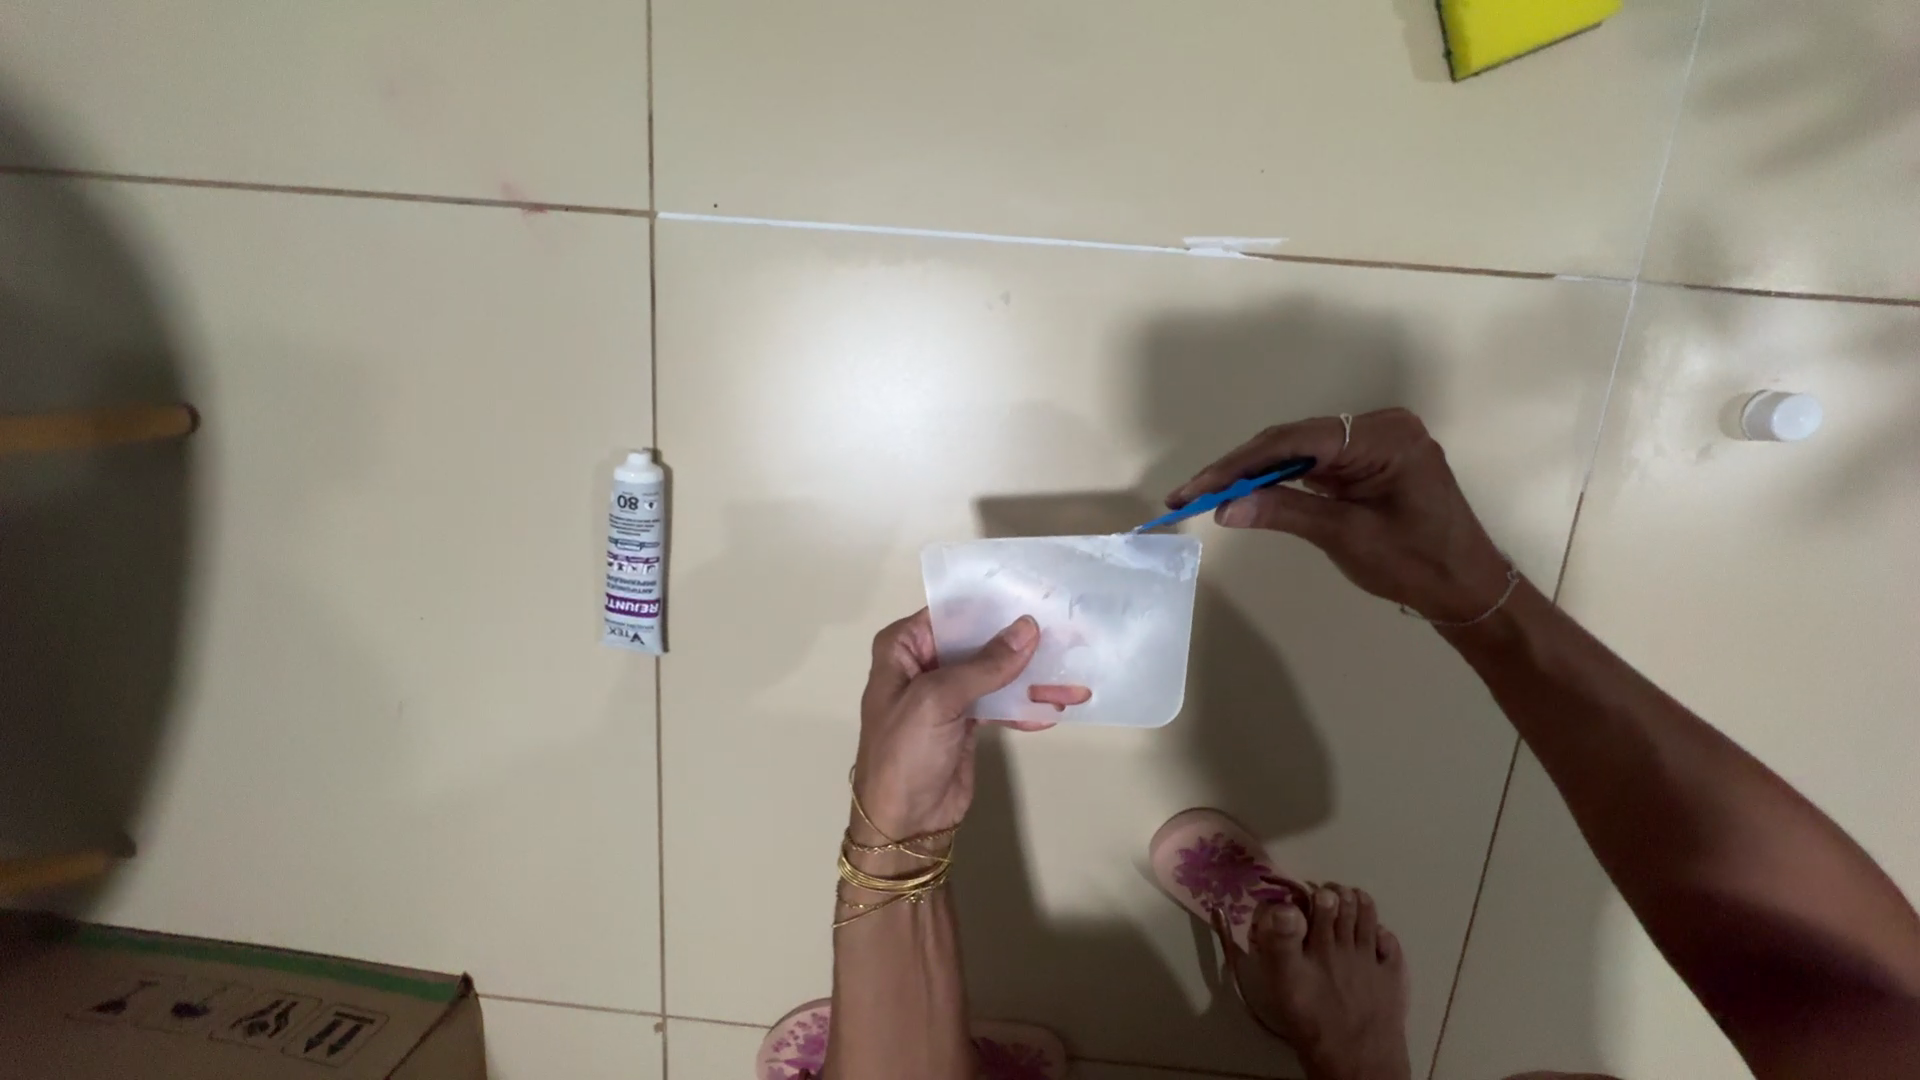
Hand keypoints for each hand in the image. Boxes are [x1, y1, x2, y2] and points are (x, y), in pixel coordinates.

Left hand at [852, 610, 1051, 839]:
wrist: (904, 825)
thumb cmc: (906, 752)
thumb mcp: (939, 699)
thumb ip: (986, 664)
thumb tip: (1028, 627)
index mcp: (904, 646)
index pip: (954, 612)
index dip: (994, 605)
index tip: (1039, 597)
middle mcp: (925, 661)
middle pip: (981, 640)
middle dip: (1023, 642)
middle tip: (1070, 635)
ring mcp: (948, 692)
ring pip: (998, 672)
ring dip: (1033, 678)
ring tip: (1074, 683)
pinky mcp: (968, 719)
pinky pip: (1002, 702)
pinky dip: (1026, 706)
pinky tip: (1053, 712)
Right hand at [1168, 408, 1511, 622]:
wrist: (1467, 589)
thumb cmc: (1417, 563)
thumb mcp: (1345, 536)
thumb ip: (1283, 511)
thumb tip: (1223, 507)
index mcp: (1384, 436)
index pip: (1294, 441)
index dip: (1238, 464)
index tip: (1197, 486)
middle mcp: (1378, 427)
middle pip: (1291, 440)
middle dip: (1238, 468)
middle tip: (1190, 493)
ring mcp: (1373, 443)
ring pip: (1295, 450)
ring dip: (1252, 473)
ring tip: (1207, 494)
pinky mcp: (1365, 461)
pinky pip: (1311, 463)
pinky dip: (1276, 480)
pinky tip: (1245, 493)